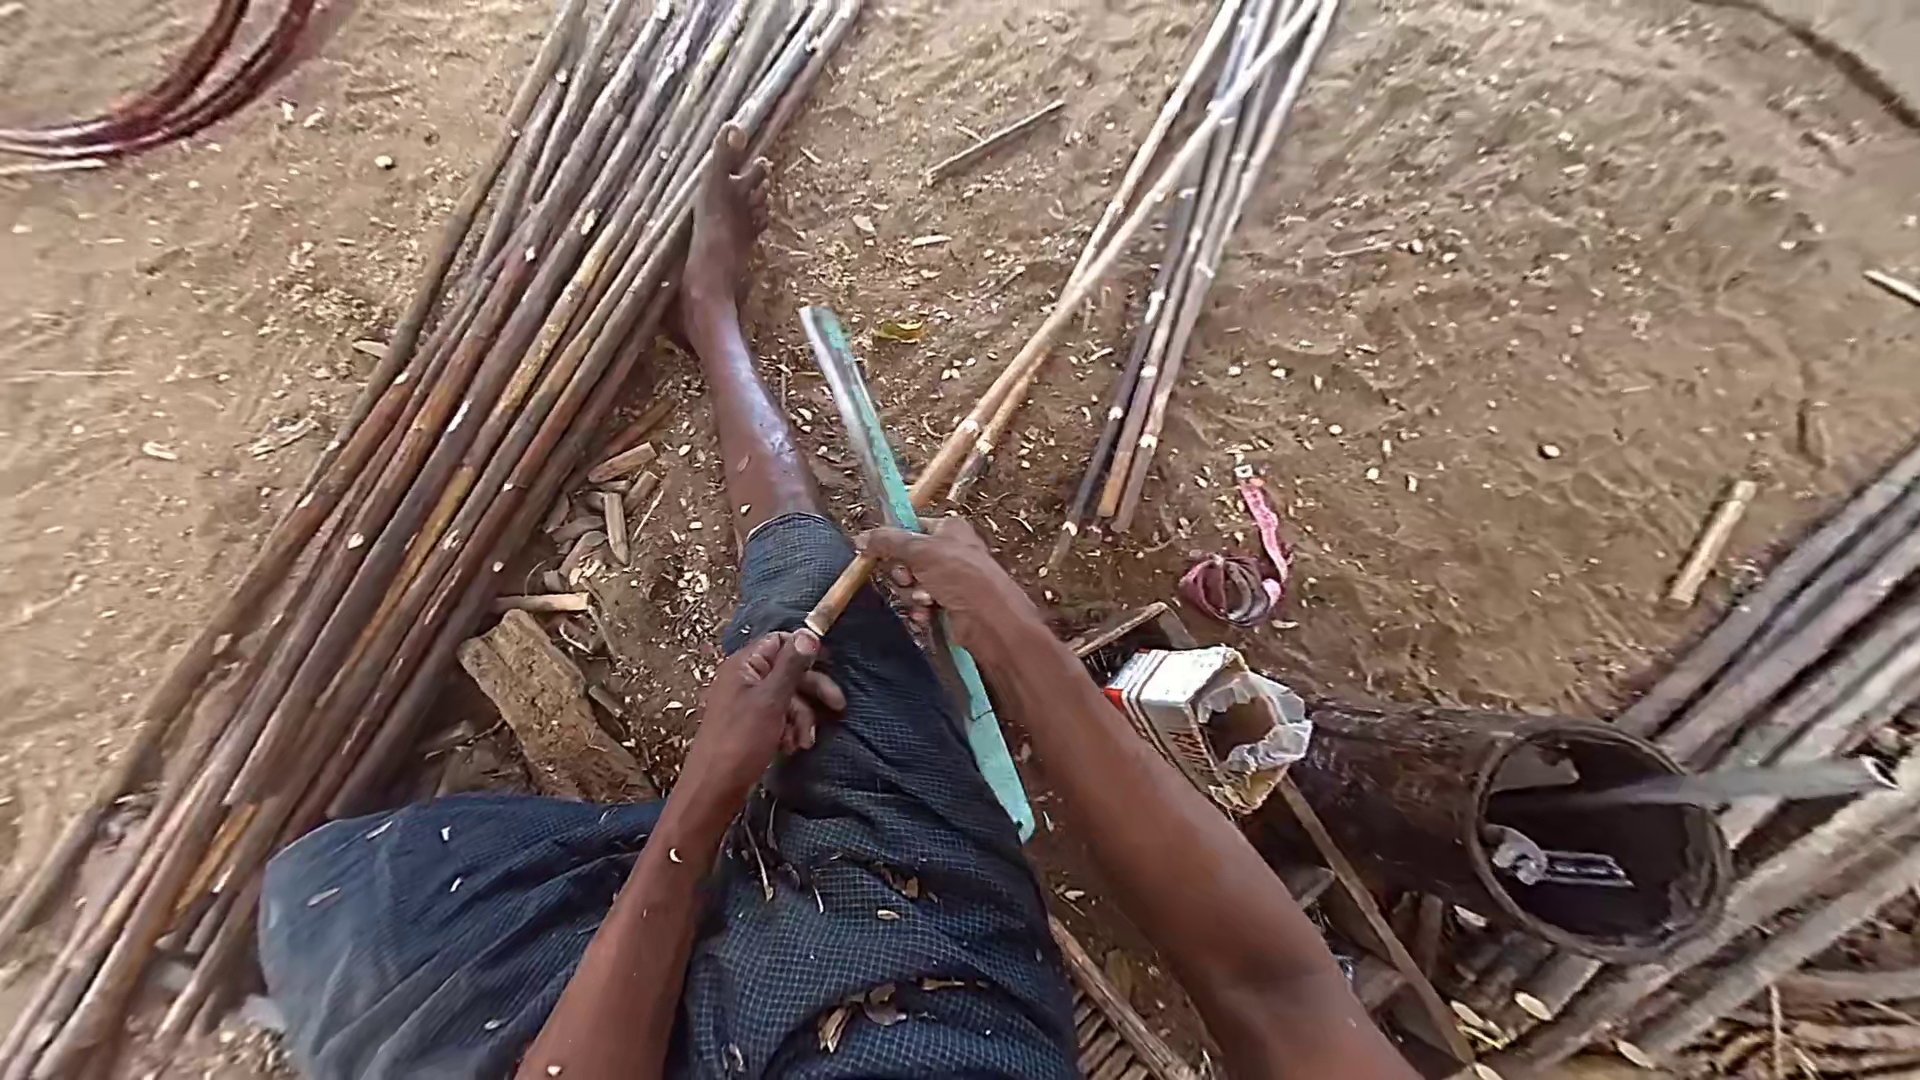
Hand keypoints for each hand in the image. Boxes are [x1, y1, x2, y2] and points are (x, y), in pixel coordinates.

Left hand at [679, 630, 844, 804]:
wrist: (712, 792)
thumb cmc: (739, 742)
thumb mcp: (771, 700)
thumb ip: (791, 666)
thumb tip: (809, 633)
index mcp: (745, 665)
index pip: (780, 641)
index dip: (806, 650)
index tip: (831, 664)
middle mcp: (746, 678)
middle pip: (789, 671)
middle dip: (813, 691)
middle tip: (838, 706)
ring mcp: (748, 702)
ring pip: (789, 698)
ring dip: (802, 717)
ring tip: (805, 740)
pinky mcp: (752, 725)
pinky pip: (780, 717)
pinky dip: (790, 730)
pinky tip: (792, 747)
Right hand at [856, 517, 1046, 658]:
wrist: (987, 617)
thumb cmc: (960, 575)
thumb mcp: (919, 550)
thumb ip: (887, 542)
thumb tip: (860, 539)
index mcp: (948, 529)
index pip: (910, 528)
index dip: (893, 542)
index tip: (877, 552)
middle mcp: (950, 551)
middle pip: (906, 559)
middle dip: (904, 573)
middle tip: (910, 579)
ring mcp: (949, 579)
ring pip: (911, 584)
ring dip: (912, 593)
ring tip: (926, 599)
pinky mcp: (948, 603)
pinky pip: (920, 603)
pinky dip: (921, 608)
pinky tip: (928, 613)